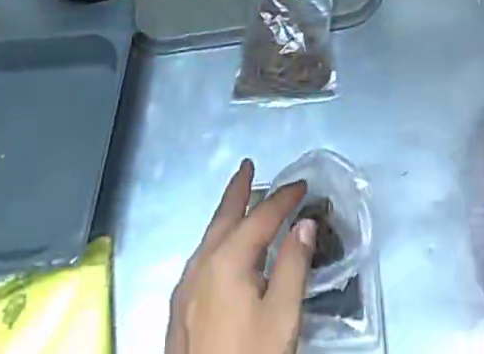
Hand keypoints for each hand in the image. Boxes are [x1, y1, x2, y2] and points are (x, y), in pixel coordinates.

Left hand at [166, 159, 316, 353]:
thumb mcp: (283, 318)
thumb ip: (293, 267)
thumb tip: (303, 224)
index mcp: (227, 260)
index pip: (260, 218)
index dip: (282, 199)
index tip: (301, 185)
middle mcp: (201, 263)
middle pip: (223, 216)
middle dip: (238, 190)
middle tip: (248, 165)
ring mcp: (186, 284)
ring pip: (208, 235)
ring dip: (226, 213)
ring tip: (239, 200)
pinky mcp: (180, 305)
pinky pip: (200, 254)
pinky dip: (216, 237)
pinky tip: (221, 248)